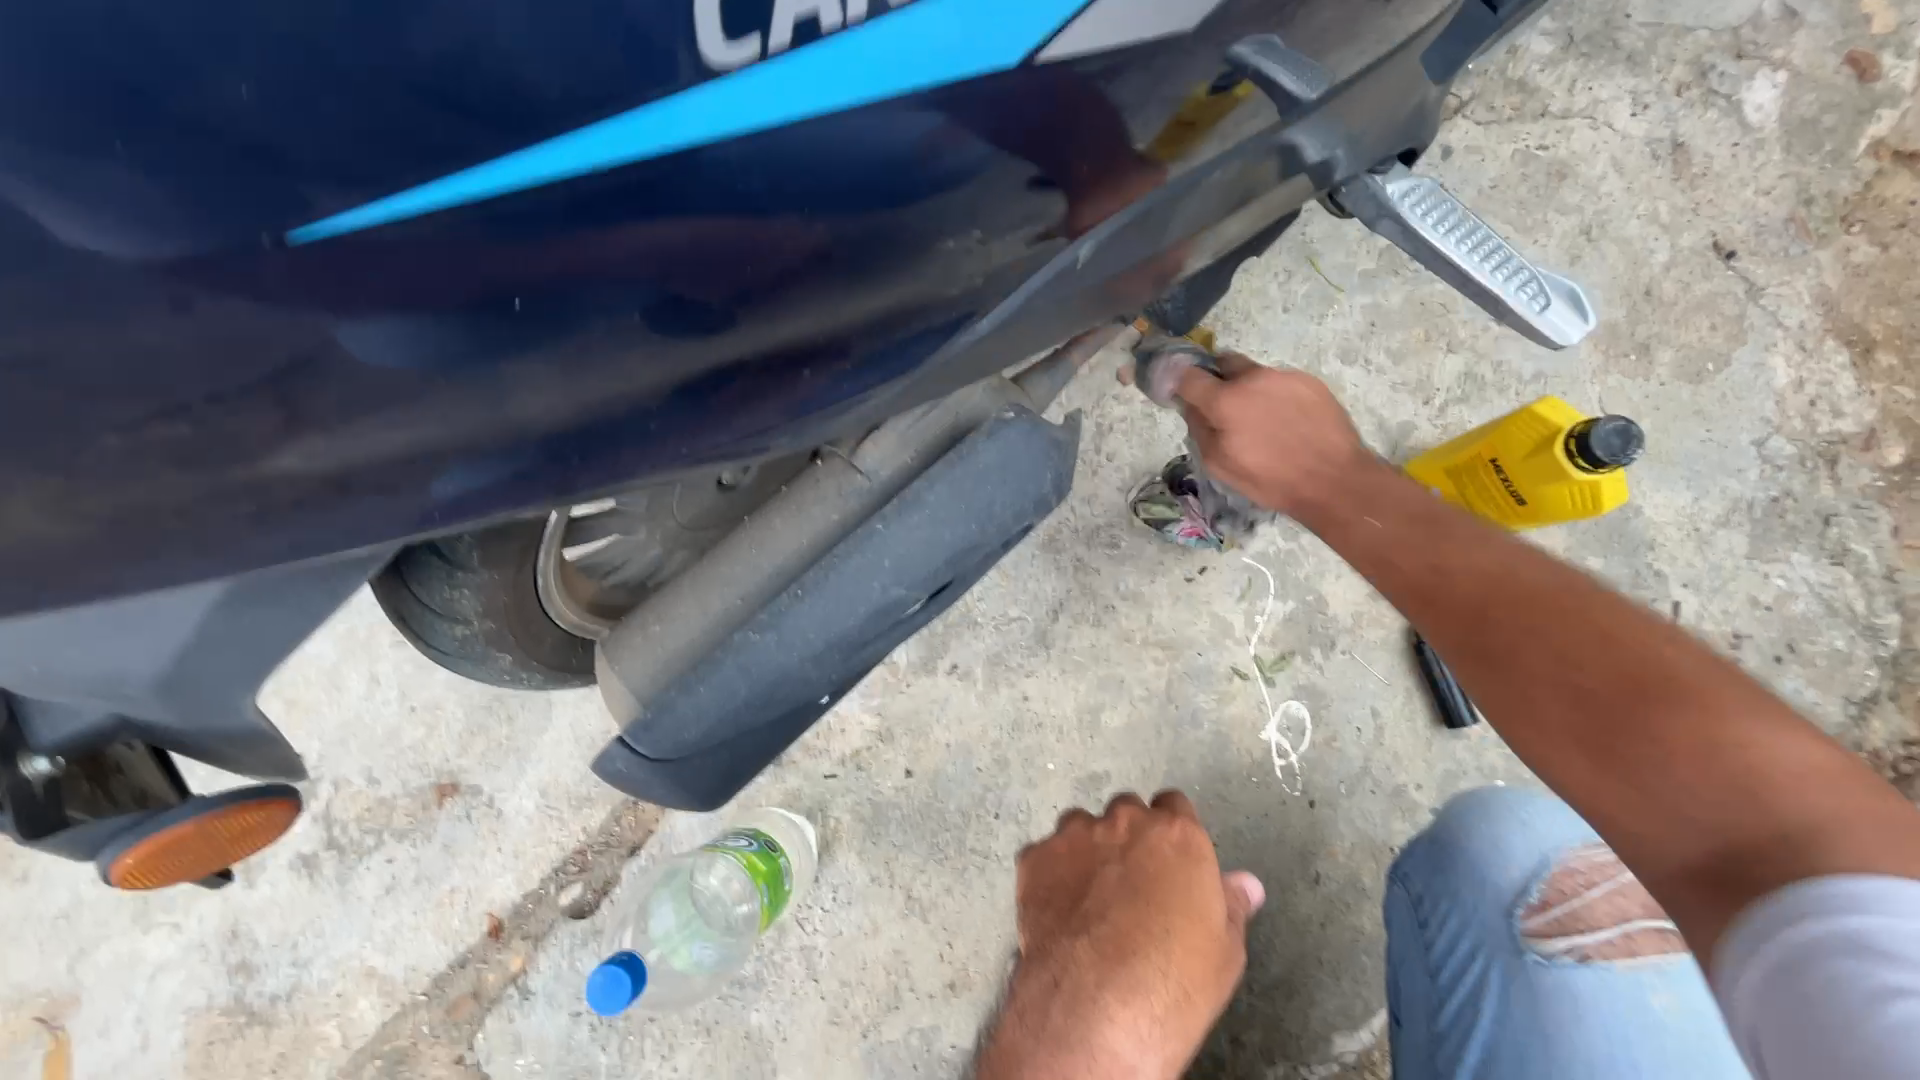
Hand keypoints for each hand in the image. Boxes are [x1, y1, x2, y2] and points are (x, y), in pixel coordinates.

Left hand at [978, 791, 1263, 1079]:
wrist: (1094, 1007)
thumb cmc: (1171, 984)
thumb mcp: (1224, 952)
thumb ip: (1231, 904)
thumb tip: (1246, 884)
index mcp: (1177, 835)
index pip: (1174, 806)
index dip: (1171, 831)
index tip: (1169, 858)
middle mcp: (1125, 822)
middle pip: (1126, 812)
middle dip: (1127, 837)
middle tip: (1130, 884)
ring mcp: (1074, 837)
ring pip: (1080, 827)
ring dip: (1086, 850)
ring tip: (1089, 898)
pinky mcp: (1035, 859)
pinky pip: (1043, 855)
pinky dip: (1049, 875)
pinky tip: (1058, 912)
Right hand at [1175, 353, 1371, 517]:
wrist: (1334, 479)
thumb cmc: (1270, 479)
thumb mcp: (1220, 465)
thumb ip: (1199, 430)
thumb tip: (1192, 408)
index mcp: (1225, 400)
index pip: (1190, 375)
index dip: (1181, 383)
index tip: (1184, 396)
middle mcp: (1254, 378)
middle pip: (1225, 362)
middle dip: (1218, 379)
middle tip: (1224, 407)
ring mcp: (1285, 377)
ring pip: (1256, 375)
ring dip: (1250, 391)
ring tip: (1264, 422)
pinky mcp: (1310, 382)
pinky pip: (1281, 383)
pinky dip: (1276, 397)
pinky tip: (1288, 423)